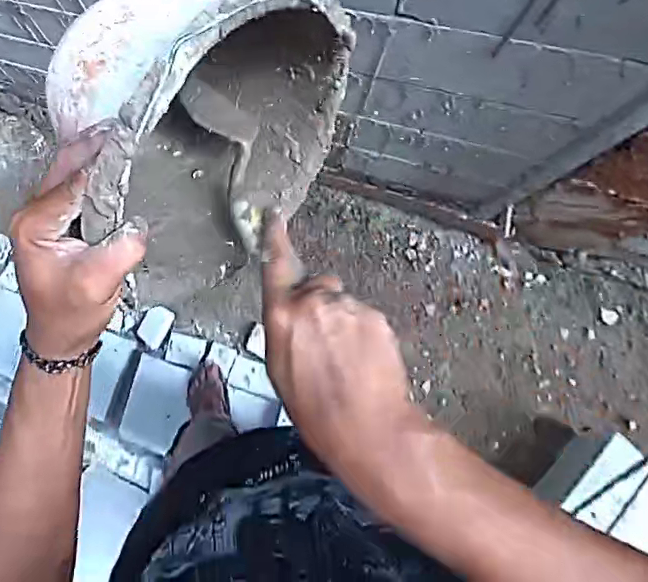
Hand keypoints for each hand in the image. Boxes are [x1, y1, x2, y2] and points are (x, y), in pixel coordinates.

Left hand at [10, 135, 146, 359]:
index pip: (70, 182)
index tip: (121, 142)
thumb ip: (118, 253)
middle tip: (121, 128)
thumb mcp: (96, 285)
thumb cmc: (69, 315)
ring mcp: (42, 215)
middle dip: (92, 145)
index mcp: (33, 226)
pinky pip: (73, 183)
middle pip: (63, 166)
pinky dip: (92, 168)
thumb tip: (137, 227)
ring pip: (66, 171)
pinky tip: (111, 161)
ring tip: (119, 137)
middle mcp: (31, 215)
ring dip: (91, 153)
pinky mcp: (55, 218)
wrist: (60, 336)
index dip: (97, 162)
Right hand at [260, 210, 425, 491]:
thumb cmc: (317, 411)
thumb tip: (289, 317)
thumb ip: (283, 330)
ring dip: (342, 323)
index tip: (274, 216)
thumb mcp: (280, 371)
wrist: (368, 430)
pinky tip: (363, 361)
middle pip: (315, 288)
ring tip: (346, 361)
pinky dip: (363, 333)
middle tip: (324, 347)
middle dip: (318, 308)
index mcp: (282, 316)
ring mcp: (346, 306)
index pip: (274, 265)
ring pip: (341, 304)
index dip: (274, 239)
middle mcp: (312, 302)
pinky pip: (363, 316)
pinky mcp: (373, 315)